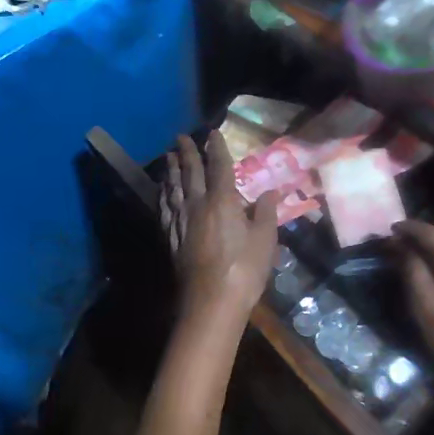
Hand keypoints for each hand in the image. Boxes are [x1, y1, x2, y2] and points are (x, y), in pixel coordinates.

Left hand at [162, 132, 277, 317]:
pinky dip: (163, 194)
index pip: (219, 167)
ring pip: (173, 188)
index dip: (216, 148)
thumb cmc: (244, 269)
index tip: (211, 133)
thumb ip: (265, 213)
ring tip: (169, 156)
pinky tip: (162, 191)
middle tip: (180, 137)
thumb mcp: (265, 240)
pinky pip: (164, 208)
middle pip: (190, 172)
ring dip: (171, 170)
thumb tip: (271, 192)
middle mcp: (197, 204)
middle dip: (186, 153)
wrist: (210, 301)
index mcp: (222, 201)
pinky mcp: (171, 237)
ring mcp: (180, 221)